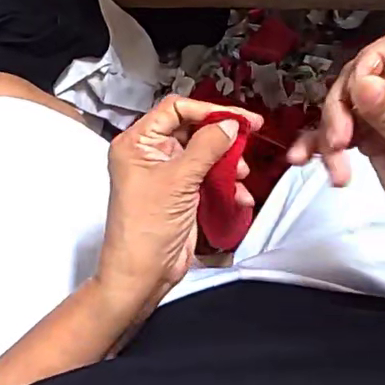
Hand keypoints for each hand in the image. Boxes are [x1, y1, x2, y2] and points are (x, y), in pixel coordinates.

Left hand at [96, 96, 261, 312]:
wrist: (142, 274)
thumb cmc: (144, 230)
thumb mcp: (178, 181)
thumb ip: (206, 147)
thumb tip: (228, 124)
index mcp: (137, 143)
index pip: (174, 110)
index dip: (207, 110)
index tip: (238, 116)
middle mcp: (149, 154)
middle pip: (192, 129)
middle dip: (221, 137)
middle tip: (248, 137)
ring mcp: (165, 174)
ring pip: (204, 153)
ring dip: (227, 162)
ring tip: (241, 173)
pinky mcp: (180, 192)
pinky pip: (207, 177)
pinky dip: (225, 183)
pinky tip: (238, 195)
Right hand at [287, 27, 384, 257]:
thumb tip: (363, 82)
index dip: (374, 57)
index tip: (355, 90)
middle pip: (364, 73)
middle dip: (343, 104)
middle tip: (339, 140)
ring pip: (346, 101)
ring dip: (330, 130)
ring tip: (334, 164)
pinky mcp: (375, 138)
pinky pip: (340, 129)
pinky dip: (321, 143)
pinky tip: (308, 158)